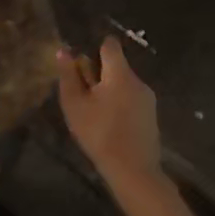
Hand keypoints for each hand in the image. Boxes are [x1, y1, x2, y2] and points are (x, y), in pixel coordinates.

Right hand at [57, 37, 163, 187]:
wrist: (133, 170)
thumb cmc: (98, 132)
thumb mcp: (74, 103)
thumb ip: (68, 75)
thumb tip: (64, 51)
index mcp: (119, 74)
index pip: (110, 46)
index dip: (95, 46)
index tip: (80, 57)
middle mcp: (138, 81)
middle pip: (116, 65)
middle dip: (97, 71)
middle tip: (79, 89)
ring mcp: (148, 99)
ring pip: (123, 82)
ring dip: (107, 87)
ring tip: (90, 106)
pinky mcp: (151, 115)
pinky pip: (130, 97)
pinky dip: (117, 100)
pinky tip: (106, 119)